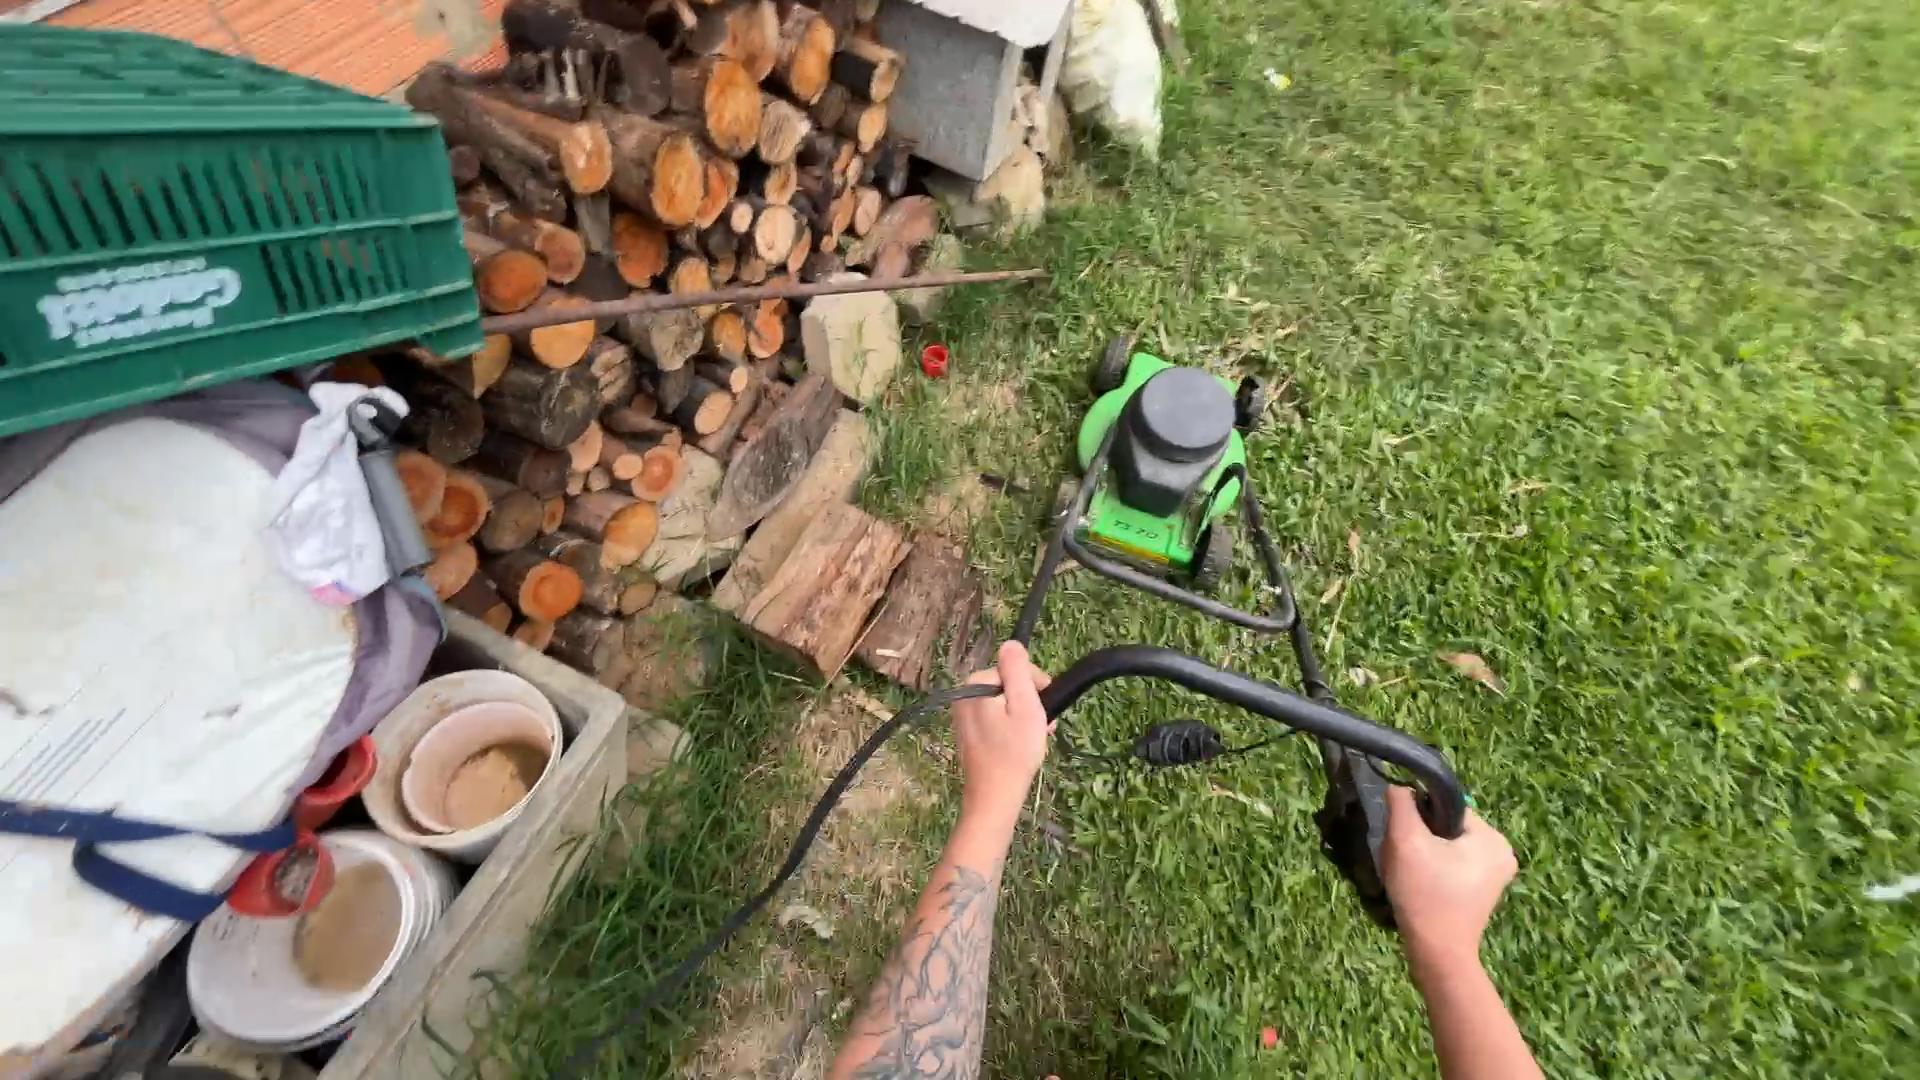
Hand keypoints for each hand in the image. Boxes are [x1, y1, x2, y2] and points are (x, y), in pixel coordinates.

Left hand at [951, 642, 1052, 822]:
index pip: (1015, 669)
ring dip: (1023, 717)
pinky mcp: (967, 732)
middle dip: (1030, 703)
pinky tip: (1019, 746)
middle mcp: (963, 694)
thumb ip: (1018, 670)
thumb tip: (1011, 643)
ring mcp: (963, 714)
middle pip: (1008, 685)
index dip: (1036, 686)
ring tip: (1034, 739)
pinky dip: (1010, 728)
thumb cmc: (1015, 752)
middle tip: (1043, 728)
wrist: (994, 797)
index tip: (1046, 711)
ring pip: (1004, 703)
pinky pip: (995, 719)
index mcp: (975, 683)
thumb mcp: (1025, 705)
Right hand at [1381, 785, 1517, 975]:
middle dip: (1421, 832)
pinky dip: (1433, 863)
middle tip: (1404, 852)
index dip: (1418, 815)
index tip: (1403, 834)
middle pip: (1446, 823)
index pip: (1445, 805)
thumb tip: (1399, 786)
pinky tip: (1421, 878)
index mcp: (1492, 838)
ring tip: (1410, 867)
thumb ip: (1401, 802)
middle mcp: (1502, 852)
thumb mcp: (1404, 839)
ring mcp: (1496, 872)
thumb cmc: (1424, 891)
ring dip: (1424, 848)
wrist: (1436, 948)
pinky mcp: (1484, 887)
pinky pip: (1453, 859)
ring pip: (1447, 841)